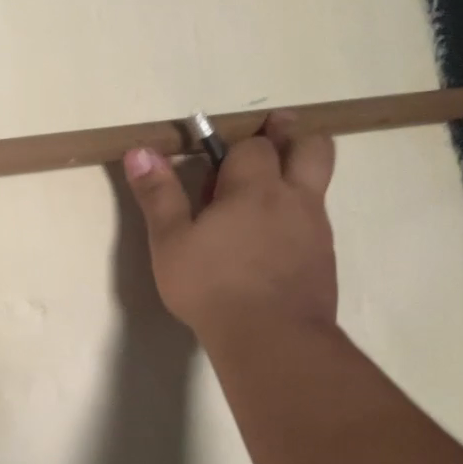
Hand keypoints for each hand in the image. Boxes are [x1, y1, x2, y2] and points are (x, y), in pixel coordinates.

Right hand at [123, 112, 338, 344]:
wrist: (271, 334)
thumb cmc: (209, 283)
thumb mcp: (169, 240)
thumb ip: (158, 195)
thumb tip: (141, 151)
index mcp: (254, 189)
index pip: (254, 146)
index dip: (235, 143)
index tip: (214, 151)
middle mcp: (294, 198)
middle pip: (311, 147)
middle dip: (292, 134)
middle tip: (274, 129)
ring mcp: (315, 225)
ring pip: (317, 180)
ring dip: (298, 169)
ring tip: (266, 182)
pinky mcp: (322, 253)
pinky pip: (314, 214)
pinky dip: (296, 207)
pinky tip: (271, 231)